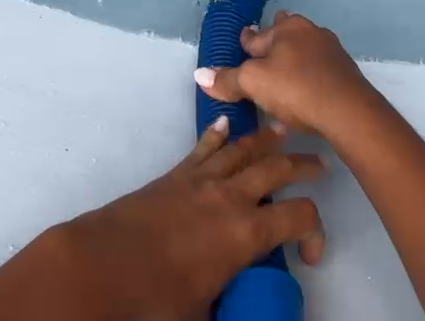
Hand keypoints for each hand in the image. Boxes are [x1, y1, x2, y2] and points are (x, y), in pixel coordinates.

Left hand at [49, 118, 326, 318]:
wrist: (104, 263)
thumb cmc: (158, 296)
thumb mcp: (205, 312)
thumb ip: (230, 305)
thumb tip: (239, 312)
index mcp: (247, 234)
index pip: (300, 217)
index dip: (316, 231)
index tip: (310, 254)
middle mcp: (231, 197)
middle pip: (277, 169)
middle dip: (302, 165)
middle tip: (320, 165)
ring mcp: (202, 179)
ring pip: (243, 149)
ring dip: (266, 139)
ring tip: (284, 129)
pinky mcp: (176, 173)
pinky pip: (204, 147)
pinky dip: (218, 134)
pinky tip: (227, 123)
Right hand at [193, 11, 383, 140]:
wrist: (350, 113)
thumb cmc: (296, 90)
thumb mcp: (253, 84)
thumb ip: (227, 80)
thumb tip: (199, 74)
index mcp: (287, 28)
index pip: (257, 36)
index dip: (247, 42)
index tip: (242, 45)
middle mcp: (311, 32)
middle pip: (285, 35)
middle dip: (274, 41)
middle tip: (264, 53)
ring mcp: (332, 52)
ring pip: (305, 51)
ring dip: (294, 59)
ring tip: (284, 73)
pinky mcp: (346, 73)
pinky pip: (320, 70)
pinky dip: (310, 75)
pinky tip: (307, 90)